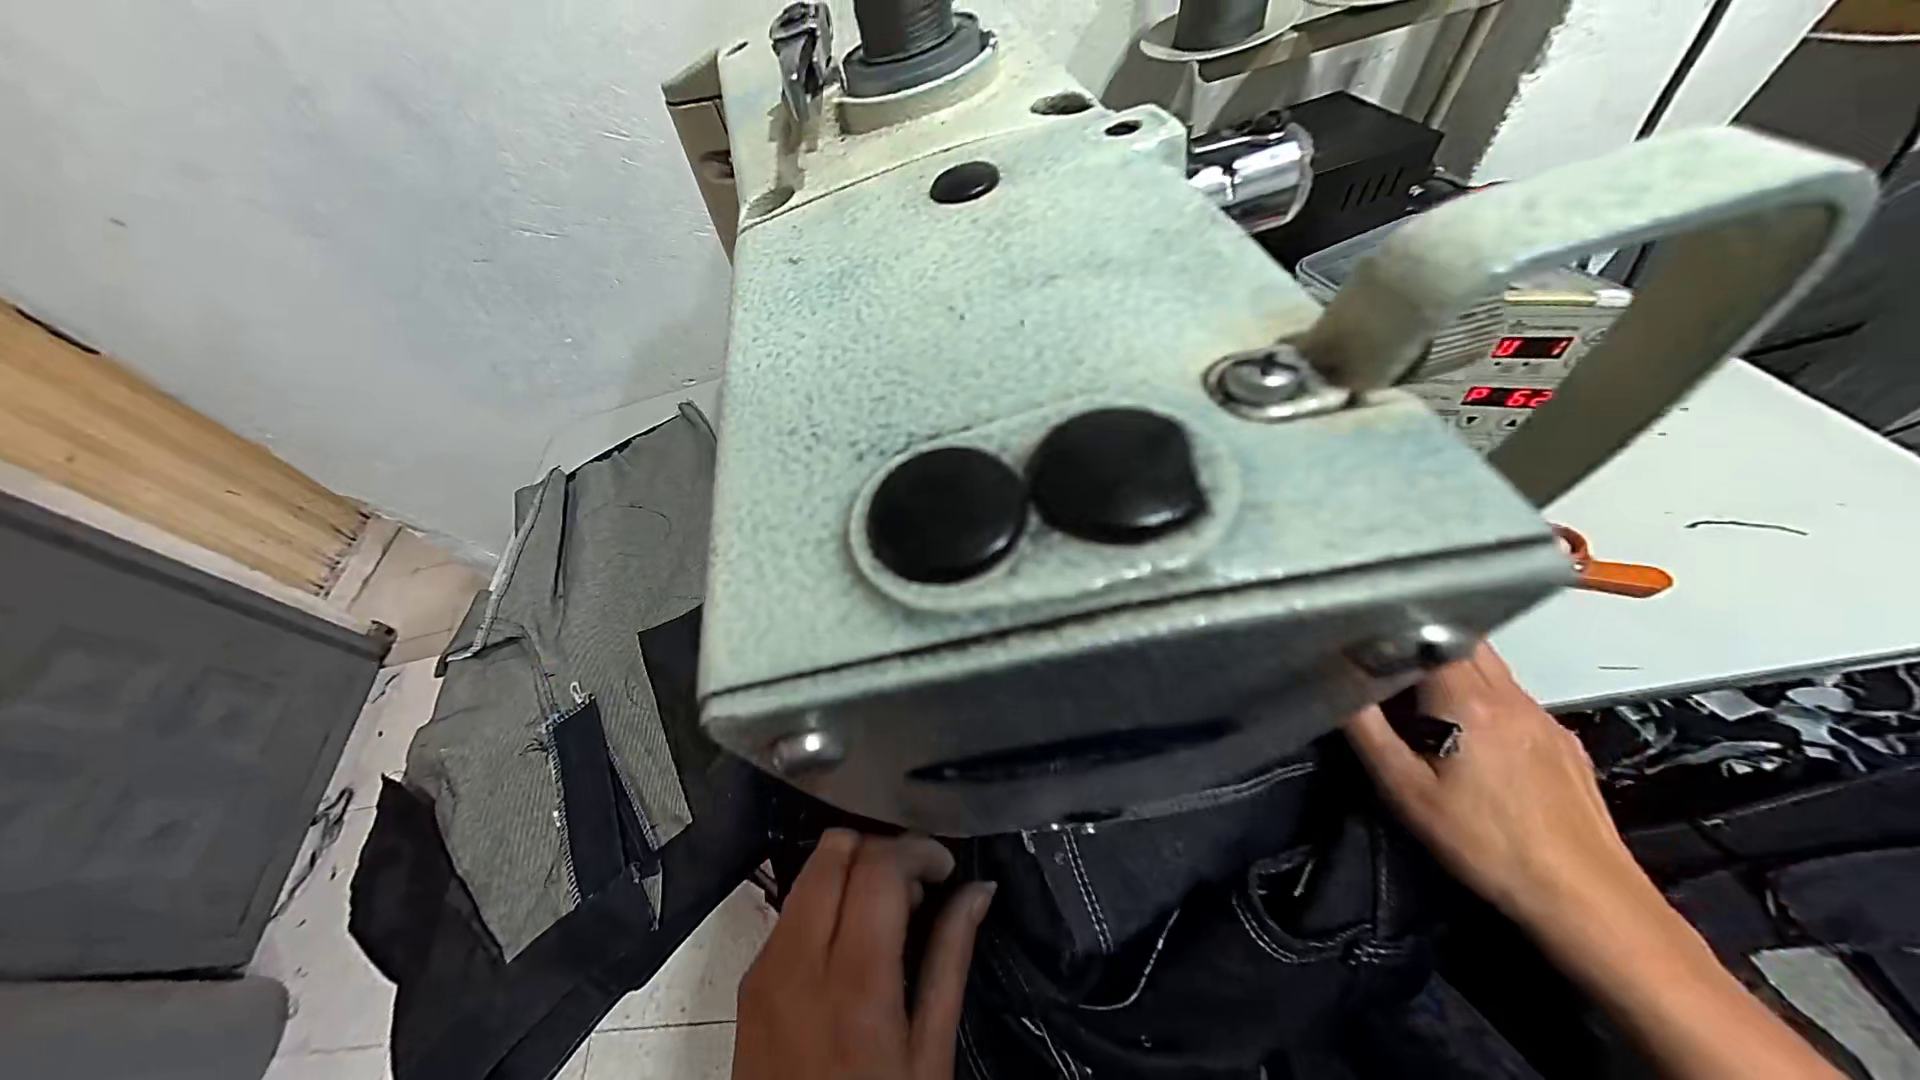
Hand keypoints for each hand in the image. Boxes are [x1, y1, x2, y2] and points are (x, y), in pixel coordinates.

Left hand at [733, 829, 995, 1079]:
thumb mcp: (929, 1053)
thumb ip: (951, 957)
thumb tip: (978, 892)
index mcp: (853, 983)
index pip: (877, 868)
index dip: (917, 849)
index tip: (944, 867)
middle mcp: (798, 961)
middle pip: (835, 850)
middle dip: (882, 848)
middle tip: (917, 883)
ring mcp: (765, 967)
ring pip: (810, 869)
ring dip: (854, 868)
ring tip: (890, 908)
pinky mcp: (749, 978)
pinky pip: (793, 905)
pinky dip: (828, 895)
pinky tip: (855, 933)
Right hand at [1347, 646, 1844, 1079]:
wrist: (1585, 899)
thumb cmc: (1486, 844)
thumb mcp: (1403, 788)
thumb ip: (1365, 730)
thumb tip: (1338, 687)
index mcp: (1469, 702)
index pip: (1429, 635)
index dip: (1393, 636)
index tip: (1368, 653)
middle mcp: (1512, 698)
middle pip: (1464, 641)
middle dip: (1423, 646)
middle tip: (1391, 676)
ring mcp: (1544, 718)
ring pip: (1491, 668)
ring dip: (1454, 673)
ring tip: (1425, 710)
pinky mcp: (1564, 741)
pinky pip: (1514, 698)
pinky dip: (1483, 701)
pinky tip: (1471, 742)